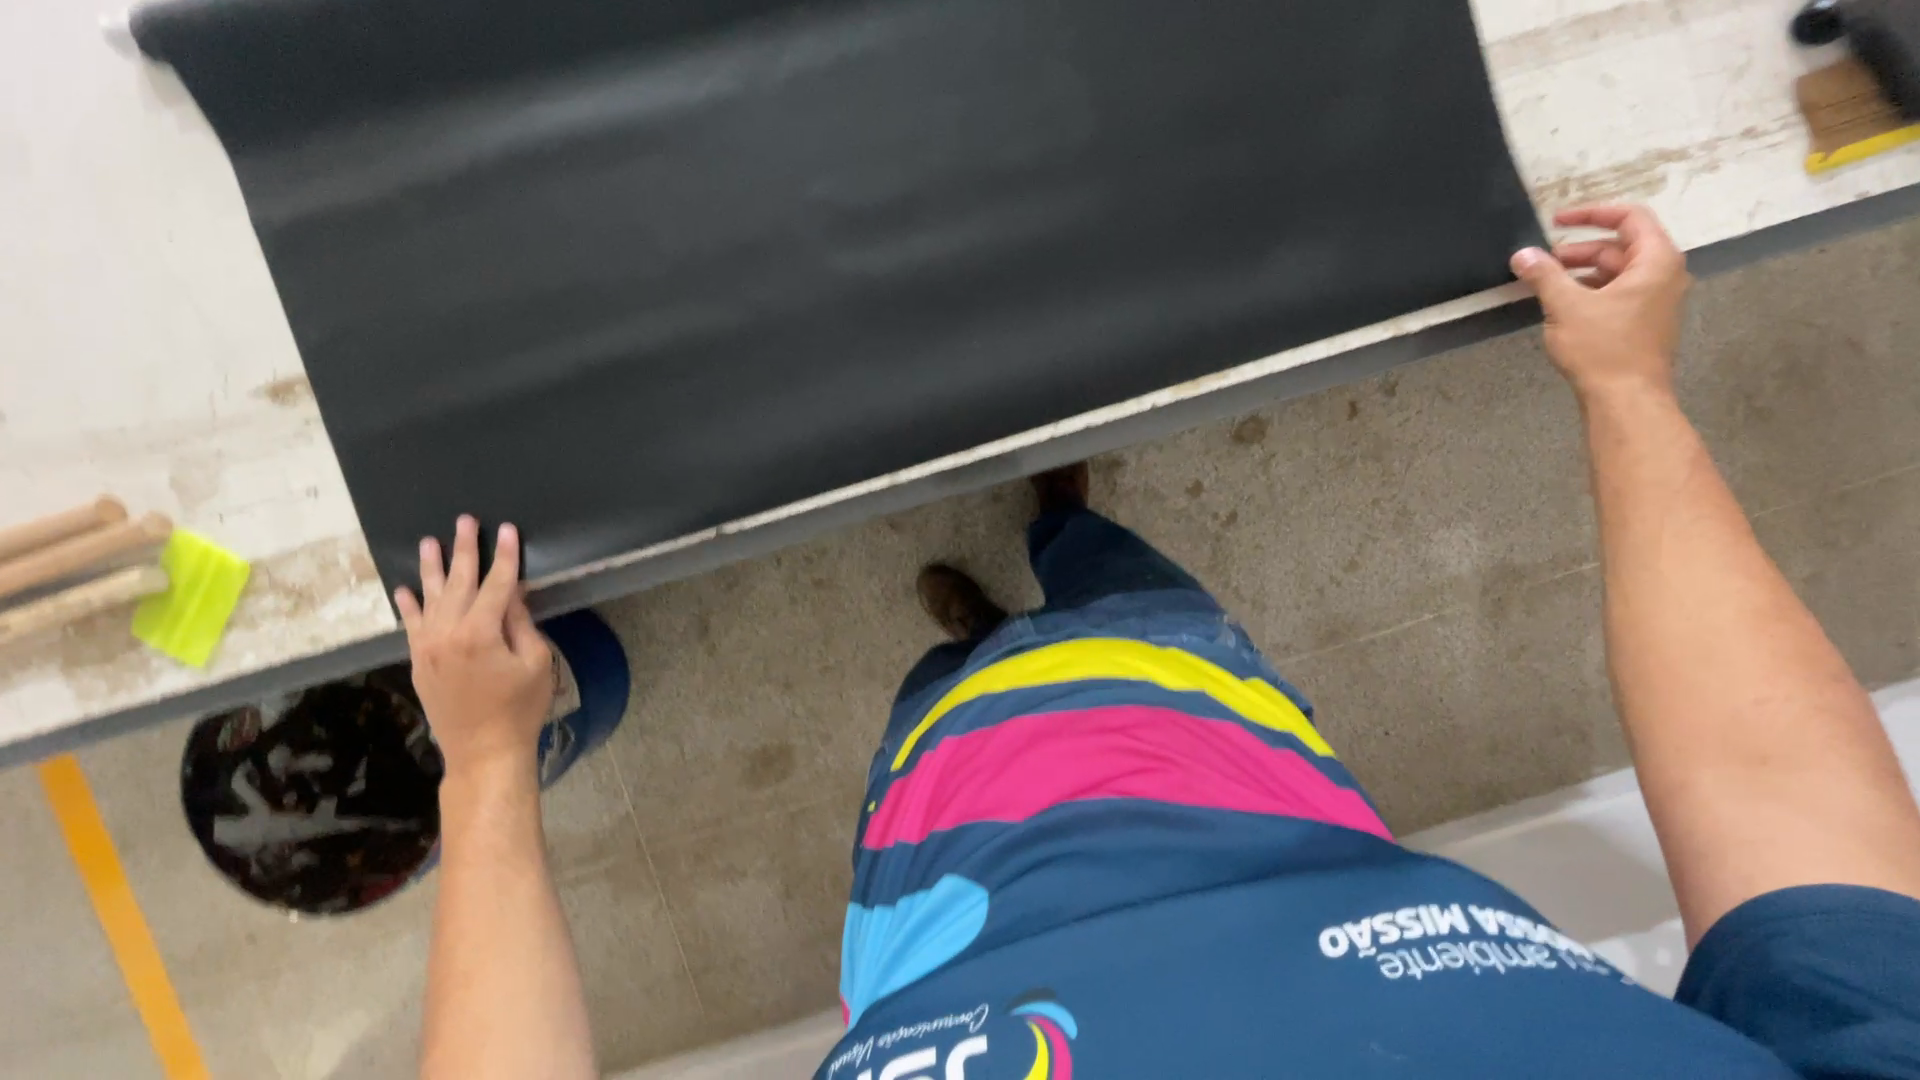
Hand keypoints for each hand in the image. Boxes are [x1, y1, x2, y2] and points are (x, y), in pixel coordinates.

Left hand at [395, 516, 553, 778]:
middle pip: (458, 583)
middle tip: (465, 521)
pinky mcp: (418, 662)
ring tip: (431, 541)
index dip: (505, 557)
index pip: (496, 584)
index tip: (507, 531)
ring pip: (430, 598)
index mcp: (480, 632)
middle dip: (464, 550)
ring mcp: (427, 647)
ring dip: (432, 568)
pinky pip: (412, 625)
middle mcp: (447, 633)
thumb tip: (511, 595)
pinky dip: (410, 605)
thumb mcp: (535, 663)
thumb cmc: (520, 708)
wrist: (483, 750)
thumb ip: (521, 625)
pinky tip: (407, 588)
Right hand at [1510, 204, 1690, 400]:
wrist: (1626, 396)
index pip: (1630, 218)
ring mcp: (1655, 299)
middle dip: (1579, 249)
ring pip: (1616, 272)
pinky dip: (1589, 291)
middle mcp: (1663, 274)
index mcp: (1656, 260)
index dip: (1592, 214)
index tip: (1556, 221)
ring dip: (1580, 272)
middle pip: (1620, 246)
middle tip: (1542, 261)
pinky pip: (1616, 293)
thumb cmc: (1602, 347)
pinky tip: (1561, 305)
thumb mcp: (1566, 307)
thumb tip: (1523, 254)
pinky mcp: (1642, 321)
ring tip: (1545, 284)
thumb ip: (1544, 276)